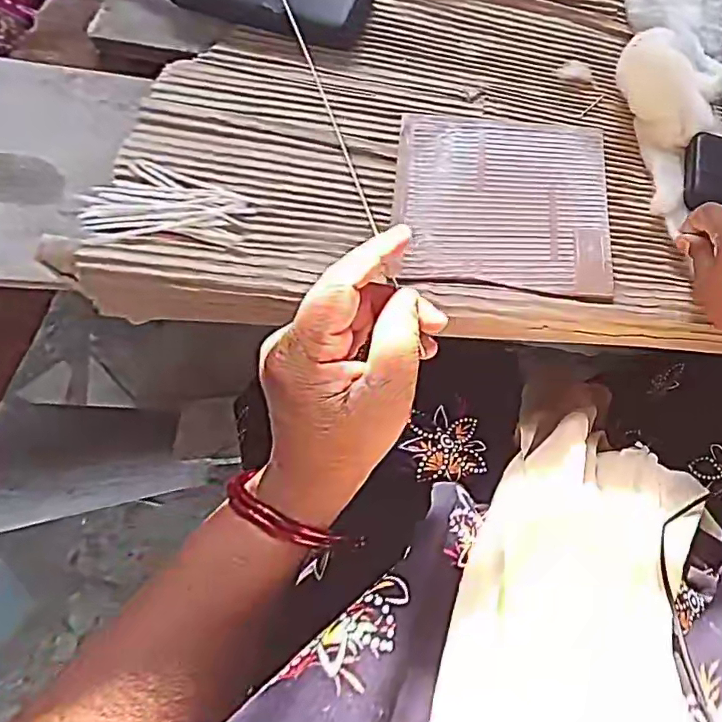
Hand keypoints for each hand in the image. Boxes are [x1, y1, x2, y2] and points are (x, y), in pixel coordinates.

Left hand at [256, 225, 447, 525]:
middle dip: (398, 303)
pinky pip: (351, 326)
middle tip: (431, 322)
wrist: (317, 483)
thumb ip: (401, 333)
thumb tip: (408, 298)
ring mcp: (297, 348)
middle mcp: (290, 343)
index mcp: (301, 352)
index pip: (338, 284)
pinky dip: (380, 332)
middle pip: (353, 296)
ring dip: (394, 320)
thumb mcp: (390, 390)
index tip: (401, 239)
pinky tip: (400, 349)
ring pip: (356, 309)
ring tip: (419, 344)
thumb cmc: (347, 449)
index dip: (373, 256)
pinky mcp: (308, 355)